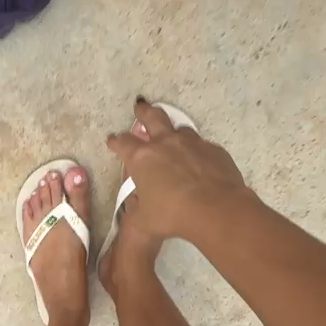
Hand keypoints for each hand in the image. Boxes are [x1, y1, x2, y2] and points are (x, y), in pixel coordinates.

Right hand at [104, 99, 253, 245]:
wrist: (214, 208)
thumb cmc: (171, 214)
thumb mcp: (143, 218)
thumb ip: (137, 207)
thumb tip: (138, 201)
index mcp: (142, 158)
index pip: (123, 143)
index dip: (115, 141)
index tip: (111, 140)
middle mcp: (166, 143)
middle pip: (152, 117)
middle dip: (143, 112)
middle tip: (139, 107)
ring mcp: (192, 143)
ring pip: (179, 128)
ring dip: (172, 130)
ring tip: (171, 136)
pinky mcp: (213, 150)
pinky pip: (200, 145)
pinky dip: (194, 151)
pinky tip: (196, 162)